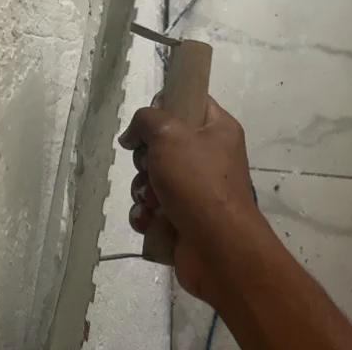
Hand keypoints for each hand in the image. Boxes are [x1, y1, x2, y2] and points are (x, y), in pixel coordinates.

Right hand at [119, 95, 269, 303]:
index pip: (190, 101)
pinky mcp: (183, 219)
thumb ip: (145, 121)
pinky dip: (146, 214)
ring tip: (152, 200)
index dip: (166, 106)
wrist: (219, 250)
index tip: (150, 120)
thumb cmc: (198, 182)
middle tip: (152, 166)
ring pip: (154, 177)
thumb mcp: (168, 134)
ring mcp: (197, 190)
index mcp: (218, 129)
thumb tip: (132, 136)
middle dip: (146, 158)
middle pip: (163, 143)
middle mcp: (209, 157)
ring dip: (143, 189)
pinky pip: (153, 208)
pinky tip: (149, 220)